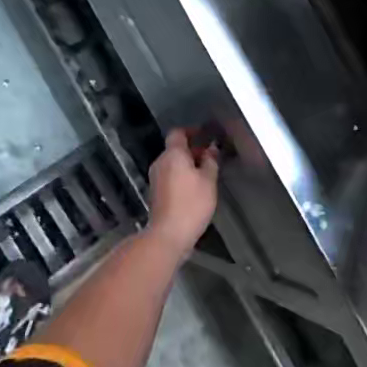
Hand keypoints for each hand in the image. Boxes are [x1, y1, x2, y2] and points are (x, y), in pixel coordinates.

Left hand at [146, 128, 219, 252]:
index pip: (178, 133)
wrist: (168, 235)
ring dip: (186, 164)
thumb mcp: (208, 181)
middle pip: (175, 148)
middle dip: (192, 150)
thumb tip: (211, 149)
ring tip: (205, 173)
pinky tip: (193, 188)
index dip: (191, 131)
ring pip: (172, 163)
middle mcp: (160, 162)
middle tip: (210, 157)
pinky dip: (180, 176)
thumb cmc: (191, 204)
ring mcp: (155, 178)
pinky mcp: (155, 192)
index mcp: (172, 154)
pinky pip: (169, 176)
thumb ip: (210, 161)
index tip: (205, 136)